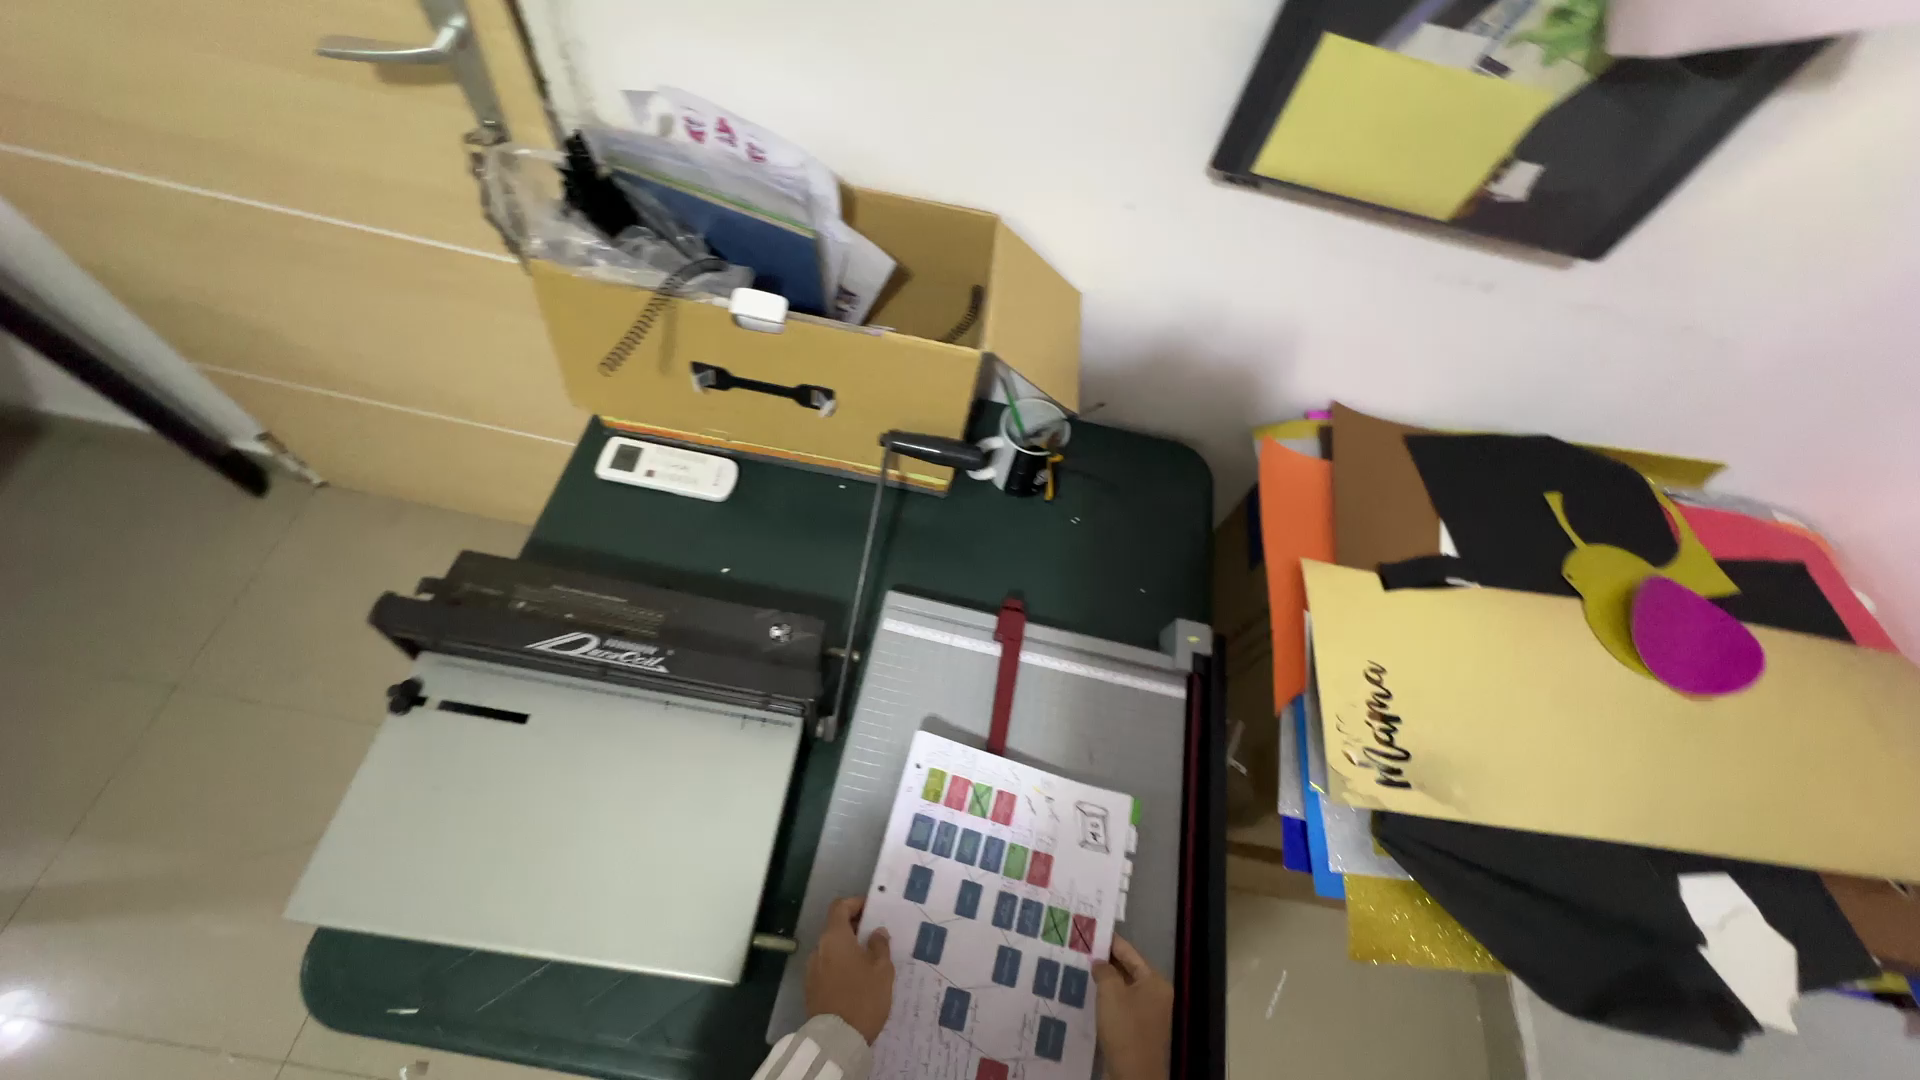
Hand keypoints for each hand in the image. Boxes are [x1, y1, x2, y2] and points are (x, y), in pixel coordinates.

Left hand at [806, 896, 895, 1044]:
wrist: (837, 1040)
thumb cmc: (863, 996)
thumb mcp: (882, 969)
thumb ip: (880, 945)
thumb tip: (877, 932)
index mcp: (835, 937)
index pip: (840, 907)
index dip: (855, 904)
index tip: (872, 910)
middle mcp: (819, 949)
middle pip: (835, 928)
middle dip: (855, 929)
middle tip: (875, 937)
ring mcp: (812, 970)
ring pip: (832, 950)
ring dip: (847, 949)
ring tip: (868, 961)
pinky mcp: (812, 989)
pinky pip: (828, 968)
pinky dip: (841, 966)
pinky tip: (856, 979)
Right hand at [1093, 936, 1172, 1079]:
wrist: (1134, 1076)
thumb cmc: (1125, 1028)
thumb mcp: (1110, 992)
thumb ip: (1104, 970)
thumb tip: (1100, 963)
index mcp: (1155, 981)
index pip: (1130, 952)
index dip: (1110, 940)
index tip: (1091, 930)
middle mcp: (1156, 994)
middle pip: (1128, 969)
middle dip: (1106, 960)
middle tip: (1082, 947)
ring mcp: (1149, 1014)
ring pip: (1124, 988)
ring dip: (1106, 980)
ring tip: (1082, 968)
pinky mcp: (1139, 1030)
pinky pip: (1122, 1005)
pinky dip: (1108, 998)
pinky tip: (1091, 995)